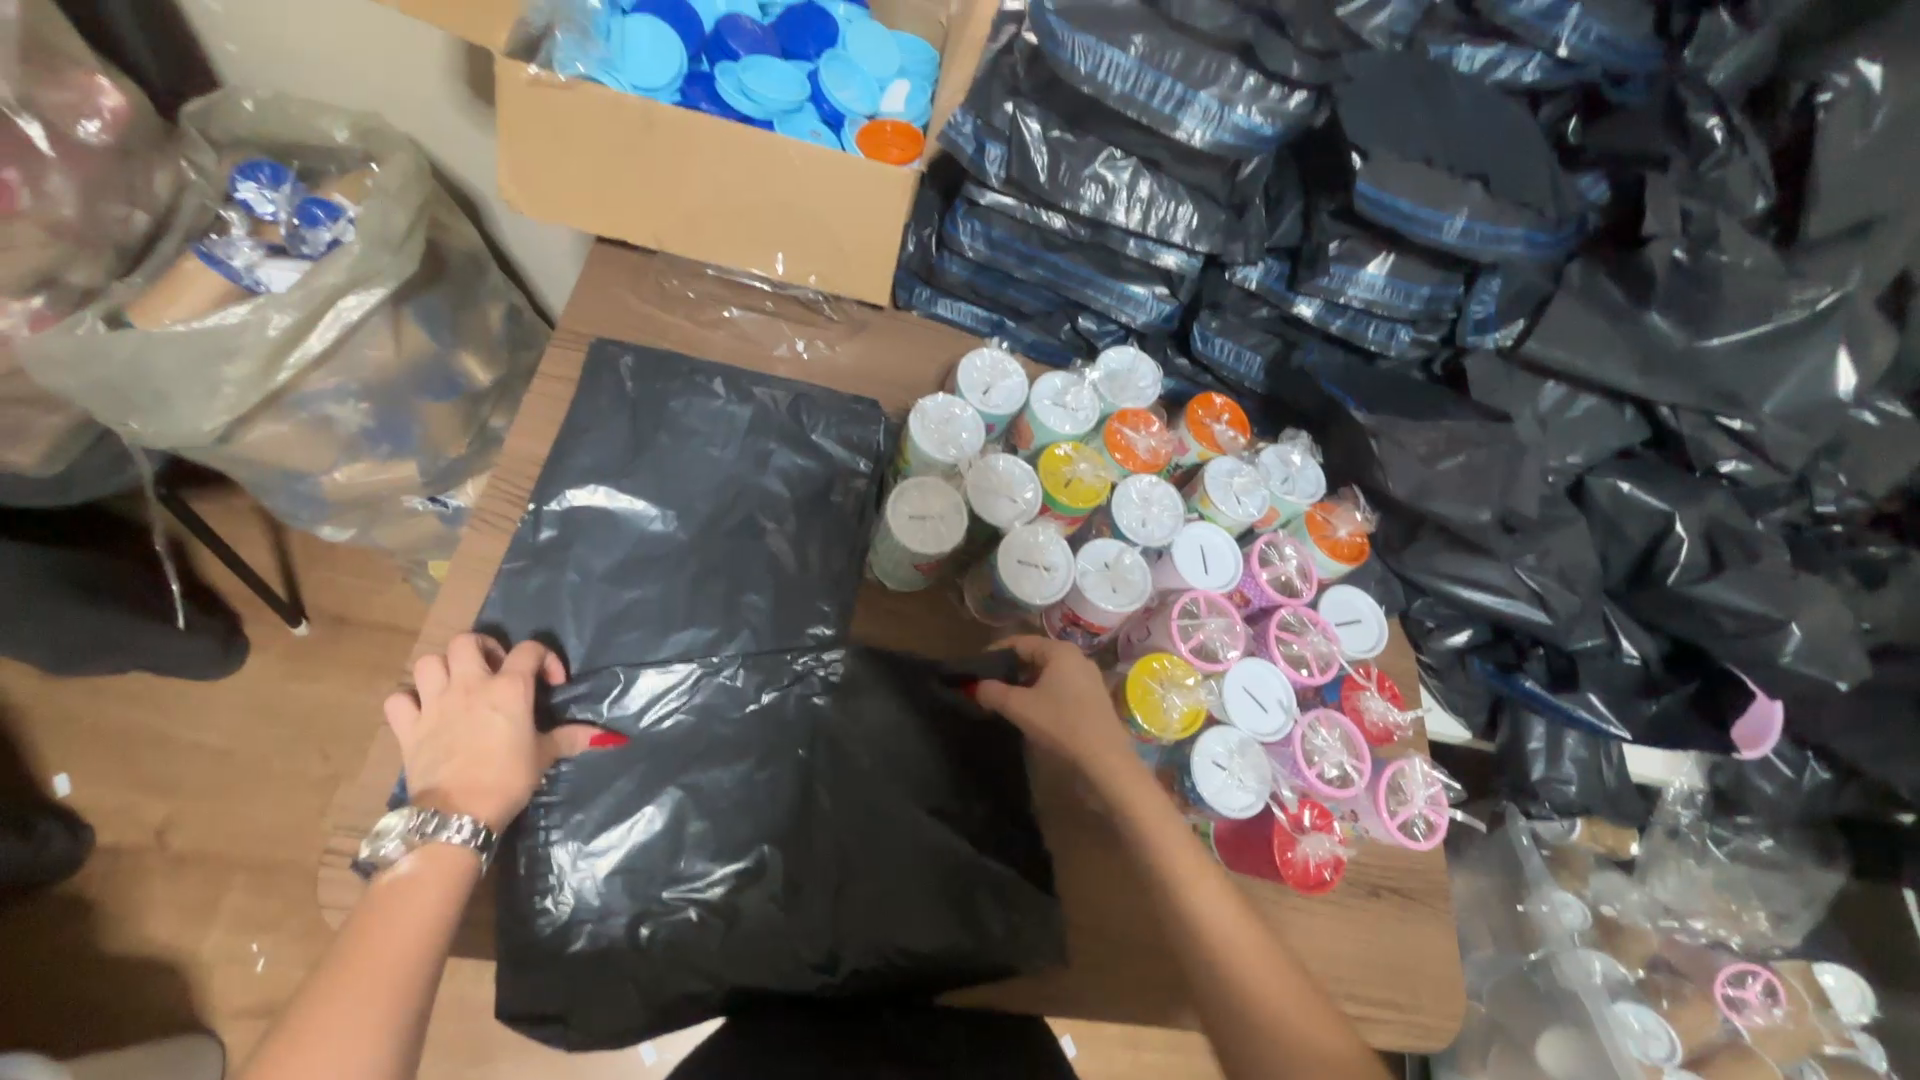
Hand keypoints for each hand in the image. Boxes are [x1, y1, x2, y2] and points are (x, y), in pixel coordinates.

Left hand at [384, 633, 592, 831]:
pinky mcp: (408, 727)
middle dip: (483, 648)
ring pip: (428, 662)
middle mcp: (469, 686)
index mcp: (509, 688)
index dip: (545, 659)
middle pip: (467, 642)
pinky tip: (423, 711)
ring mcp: (434, 704)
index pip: (529, 650)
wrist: (458, 813)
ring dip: (443, 668)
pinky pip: (398, 699)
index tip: (552, 684)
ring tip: (458, 684)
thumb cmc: (508, 779)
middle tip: (495, 668)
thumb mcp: (545, 756)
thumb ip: (572, 738)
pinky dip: (409, 700)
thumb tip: (609, 737)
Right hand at [972, 635, 1137, 781]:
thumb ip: (993, 692)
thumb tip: (977, 686)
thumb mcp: (1019, 707)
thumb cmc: (1060, 723)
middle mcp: (1077, 657)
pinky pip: (1062, 686)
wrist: (1104, 757)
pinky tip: (1034, 710)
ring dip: (1027, 683)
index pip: (1020, 642)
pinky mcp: (1095, 697)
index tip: (977, 667)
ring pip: (1049, 673)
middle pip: (1036, 656)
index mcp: (1060, 651)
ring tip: (1008, 699)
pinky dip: (1044, 692)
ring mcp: (1089, 677)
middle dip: (1011, 670)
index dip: (995, 652)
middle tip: (990, 685)